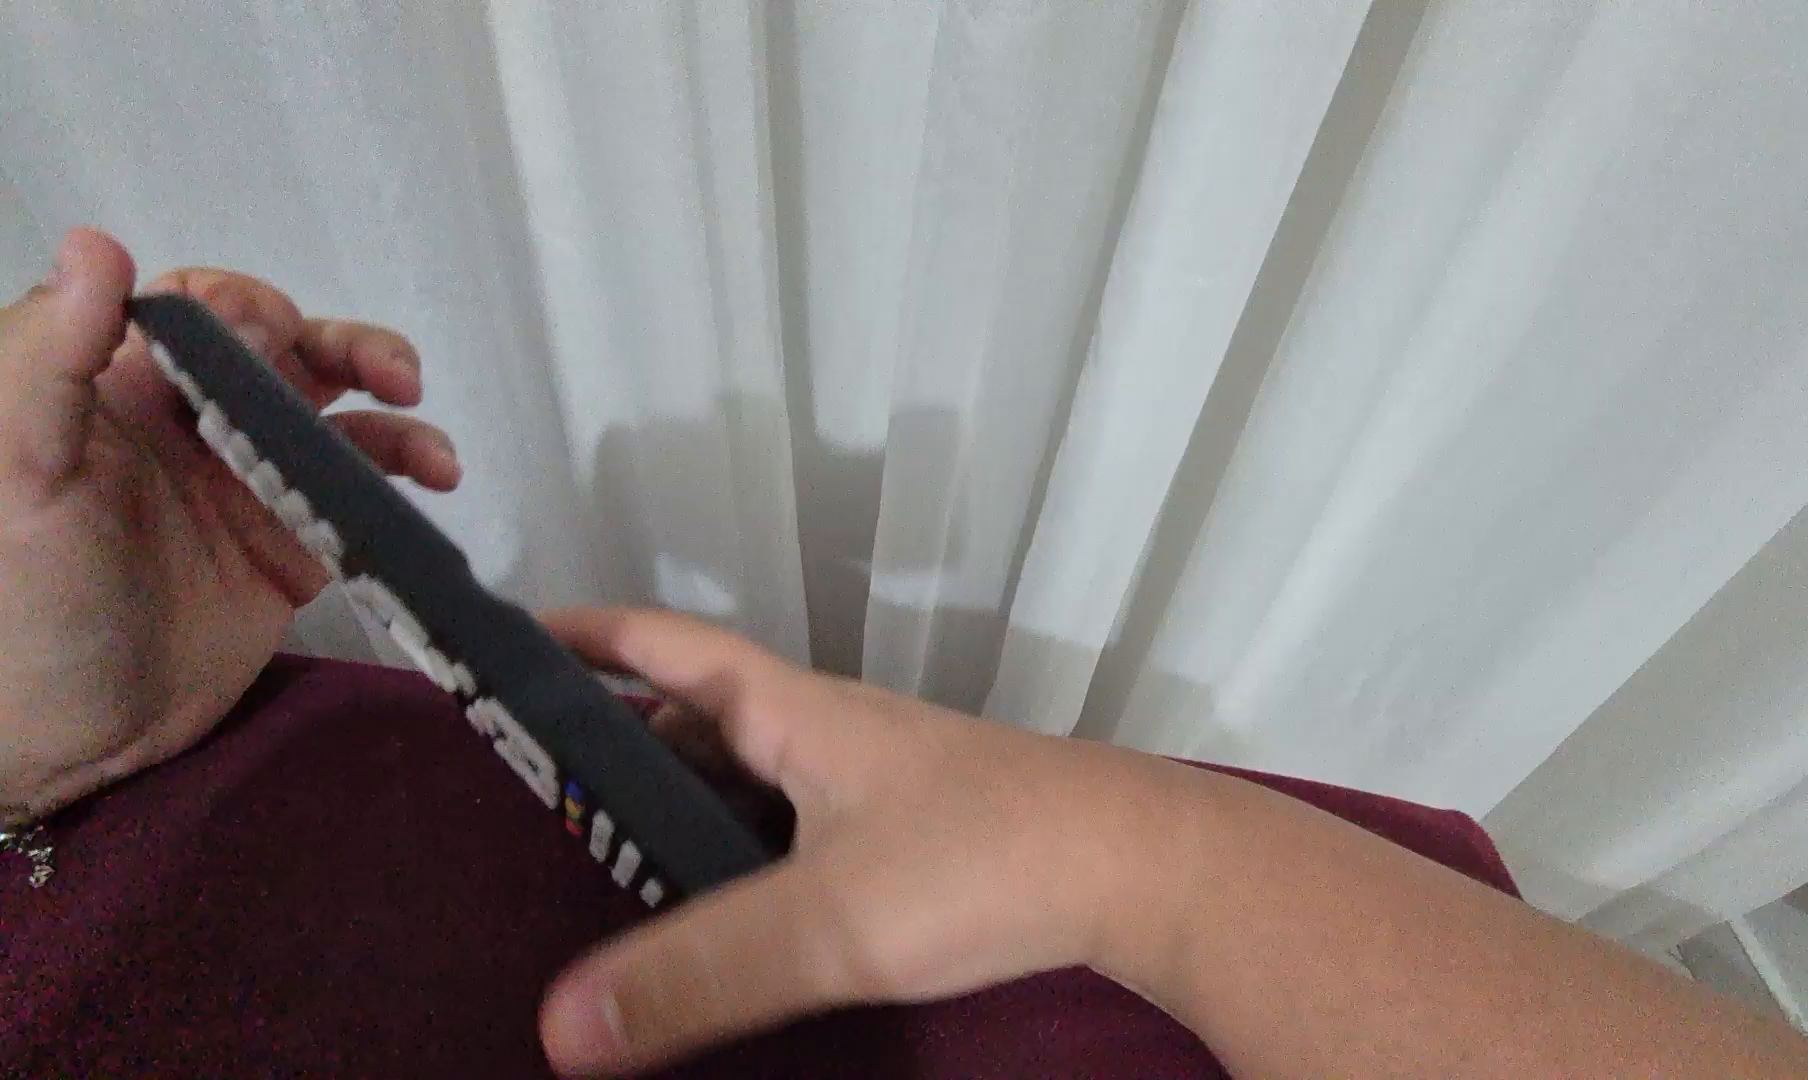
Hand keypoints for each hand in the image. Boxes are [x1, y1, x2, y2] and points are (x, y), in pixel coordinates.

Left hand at [0, 227, 461, 822]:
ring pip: (349, 425)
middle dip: (360, 355)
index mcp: (116, 392)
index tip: (290, 346)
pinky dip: (407, 485)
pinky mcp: (303, 540)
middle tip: (403, 381)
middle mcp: (197, 428)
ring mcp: (258, 486)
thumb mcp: (8, 473)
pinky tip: (430, 494)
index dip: (260, 315)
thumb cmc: (13, 606)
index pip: (205, 314)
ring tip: (440, 464)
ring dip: (404, 430)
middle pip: (298, 359)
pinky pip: (367, 494)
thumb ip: (48, 359)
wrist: (68, 737)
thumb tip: (100, 247)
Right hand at [535, 608, 1206, 1076]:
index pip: (673, 647)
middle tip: (533, 788)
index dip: (593, 634)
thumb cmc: (978, 858)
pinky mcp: (895, 822)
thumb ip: (702, 971)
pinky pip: (785, 819)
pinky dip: (733, 844)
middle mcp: (824, 730)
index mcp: (796, 712)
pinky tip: (714, 898)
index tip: (516, 635)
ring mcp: (863, 775)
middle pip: (698, 714)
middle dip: (615, 738)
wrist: (1121, 861)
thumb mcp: (832, 919)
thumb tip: (557, 1027)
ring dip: (676, 798)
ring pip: (744, 772)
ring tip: (599, 851)